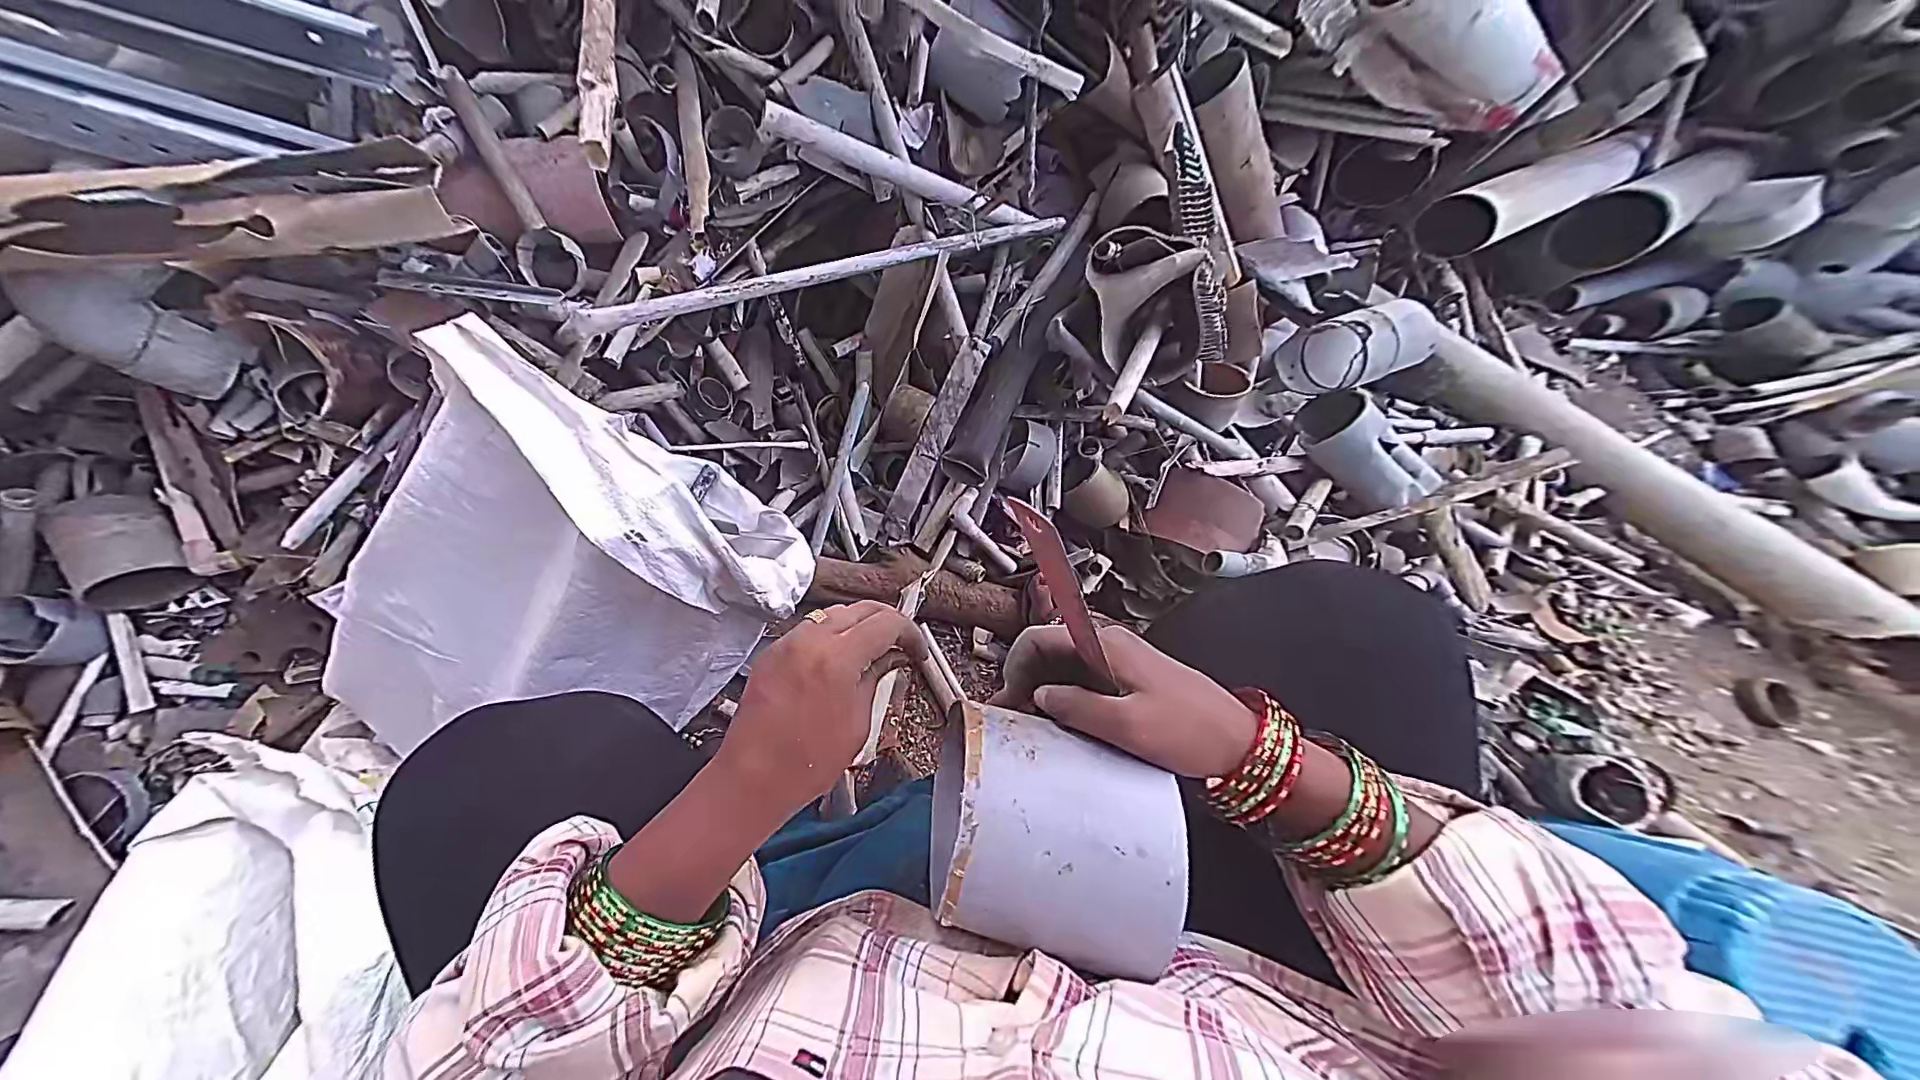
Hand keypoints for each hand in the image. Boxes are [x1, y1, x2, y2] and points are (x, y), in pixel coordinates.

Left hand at [717, 601, 928, 816]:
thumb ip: (875, 680)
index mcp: (837, 659)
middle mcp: (809, 642)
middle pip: (861, 609)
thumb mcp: (858, 723)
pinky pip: (809, 630)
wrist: (751, 779)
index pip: (886, 623)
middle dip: (887, 622)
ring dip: (859, 625)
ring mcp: (787, 644)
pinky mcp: (772, 654)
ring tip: (872, 650)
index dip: (909, 633)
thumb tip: (889, 660)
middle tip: (901, 643)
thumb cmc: (804, 763)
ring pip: (834, 614)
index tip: (916, 648)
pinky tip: (840, 658)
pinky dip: (831, 635)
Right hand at [989, 624, 1255, 777]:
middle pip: (1048, 652)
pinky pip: (1082, 684)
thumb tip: (1041, 696)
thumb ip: (1075, 707)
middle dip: (1023, 680)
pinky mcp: (1126, 683)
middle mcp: (1110, 647)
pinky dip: (1063, 701)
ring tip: (1030, 723)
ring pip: (1062, 669)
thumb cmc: (1193, 731)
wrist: (1240, 744)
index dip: (1015, 666)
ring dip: (1041, 692)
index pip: (1040, 638)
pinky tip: (1059, 724)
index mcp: (1107, 645)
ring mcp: (1119, 664)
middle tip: (1011, 715)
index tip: (1006, 698)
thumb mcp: (1127, 725)